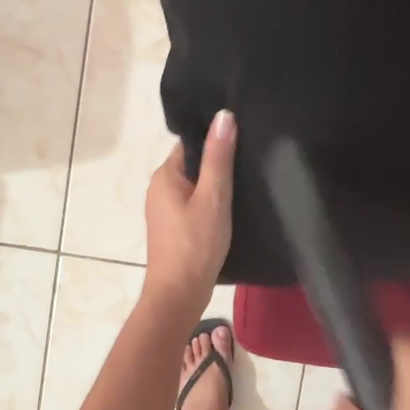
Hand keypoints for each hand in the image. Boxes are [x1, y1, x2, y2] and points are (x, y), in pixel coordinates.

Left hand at [143, 110, 235, 308]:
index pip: (191, 144)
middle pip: (193, 165)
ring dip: (216, 187)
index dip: (216, 141)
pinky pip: (193, 205)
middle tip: (251, 162)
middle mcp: (159, 188)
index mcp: (164, 175)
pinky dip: (211, 204)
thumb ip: (218, 158)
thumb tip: (224, 115)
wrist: (178, 294)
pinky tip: (231, 210)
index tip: (244, 139)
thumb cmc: (196, 245)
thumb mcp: (213, 197)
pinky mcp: (173, 229)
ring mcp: (164, 210)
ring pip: (194, 187)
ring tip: (246, 184)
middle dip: (218, 164)